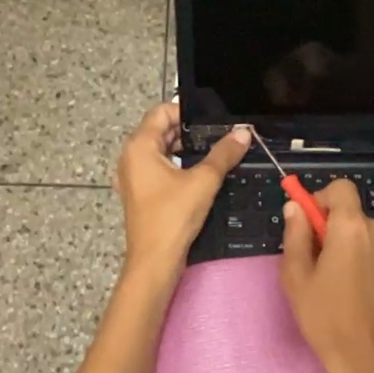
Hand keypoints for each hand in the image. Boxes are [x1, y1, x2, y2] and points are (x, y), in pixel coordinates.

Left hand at [113, 103, 249, 276]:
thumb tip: (243, 132)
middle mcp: (130, 157)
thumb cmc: (173, 217)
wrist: (154, 261)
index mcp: (139, 147)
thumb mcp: (204, 181)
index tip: (214, 118)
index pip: (162, 112)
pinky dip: (176, 166)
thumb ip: (224, 154)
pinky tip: (199, 174)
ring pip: (160, 151)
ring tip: (214, 152)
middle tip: (219, 134)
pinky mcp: (139, 194)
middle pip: (159, 130)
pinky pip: (157, 169)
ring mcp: (132, 177)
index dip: (188, 110)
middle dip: (189, 130)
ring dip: (184, 149)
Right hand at [279, 181, 373, 372]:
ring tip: (328, 282)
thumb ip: (295, 235)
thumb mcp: (296, 276)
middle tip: (310, 262)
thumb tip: (294, 207)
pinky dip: (357, 258)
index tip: (305, 224)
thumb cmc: (326, 318)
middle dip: (327, 227)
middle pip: (349, 212)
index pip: (340, 188)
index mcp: (352, 227)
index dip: (319, 198)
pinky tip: (348, 290)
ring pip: (359, 232)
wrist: (370, 359)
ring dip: (342, 244)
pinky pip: (371, 249)